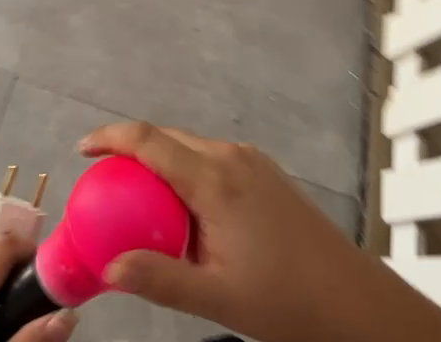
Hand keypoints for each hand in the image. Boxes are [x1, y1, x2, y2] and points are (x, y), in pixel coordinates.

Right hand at [79, 122, 354, 341]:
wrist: (358, 303)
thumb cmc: (289, 301)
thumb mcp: (218, 298)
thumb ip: (160, 279)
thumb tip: (109, 268)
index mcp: (215, 181)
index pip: (150, 140)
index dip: (110, 137)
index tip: (83, 149)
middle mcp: (232, 158)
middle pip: (167, 138)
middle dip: (131, 152)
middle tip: (105, 185)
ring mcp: (252, 162)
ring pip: (189, 147)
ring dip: (159, 163)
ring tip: (140, 202)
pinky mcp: (265, 173)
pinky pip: (210, 159)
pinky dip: (184, 172)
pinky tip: (184, 211)